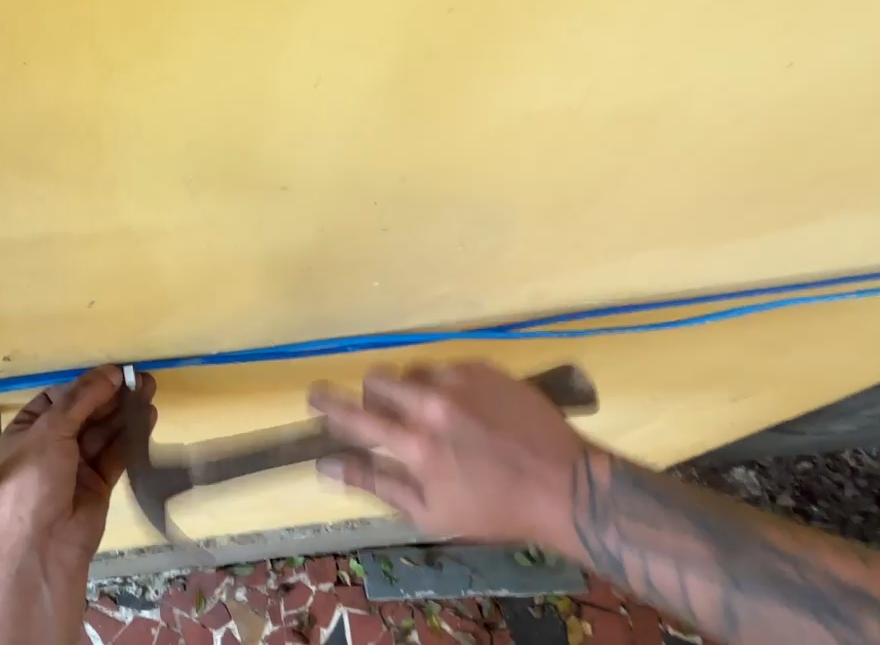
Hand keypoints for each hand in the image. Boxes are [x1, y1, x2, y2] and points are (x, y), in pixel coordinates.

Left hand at [0, 365, 156, 579]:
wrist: (43, 547)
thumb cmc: (35, 480)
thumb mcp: (50, 430)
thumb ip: (81, 399)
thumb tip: (109, 372)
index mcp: (29, 429)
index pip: (59, 397)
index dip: (86, 384)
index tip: (114, 373)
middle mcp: (51, 445)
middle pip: (85, 413)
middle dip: (110, 396)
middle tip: (139, 378)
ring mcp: (76, 466)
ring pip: (103, 432)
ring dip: (125, 412)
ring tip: (149, 390)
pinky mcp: (98, 484)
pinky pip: (116, 454)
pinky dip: (131, 436)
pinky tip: (147, 418)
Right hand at [308, 360, 587, 549]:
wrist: (567, 487)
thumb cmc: (495, 510)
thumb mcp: (430, 513)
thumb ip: (375, 483)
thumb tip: (324, 467)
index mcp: (415, 444)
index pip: (354, 415)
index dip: (327, 403)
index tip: (311, 395)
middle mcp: (431, 405)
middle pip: (378, 380)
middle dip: (374, 395)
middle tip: (388, 414)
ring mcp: (459, 381)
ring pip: (411, 371)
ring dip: (410, 389)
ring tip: (433, 414)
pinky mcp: (482, 367)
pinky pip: (445, 367)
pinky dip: (444, 384)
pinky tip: (465, 408)